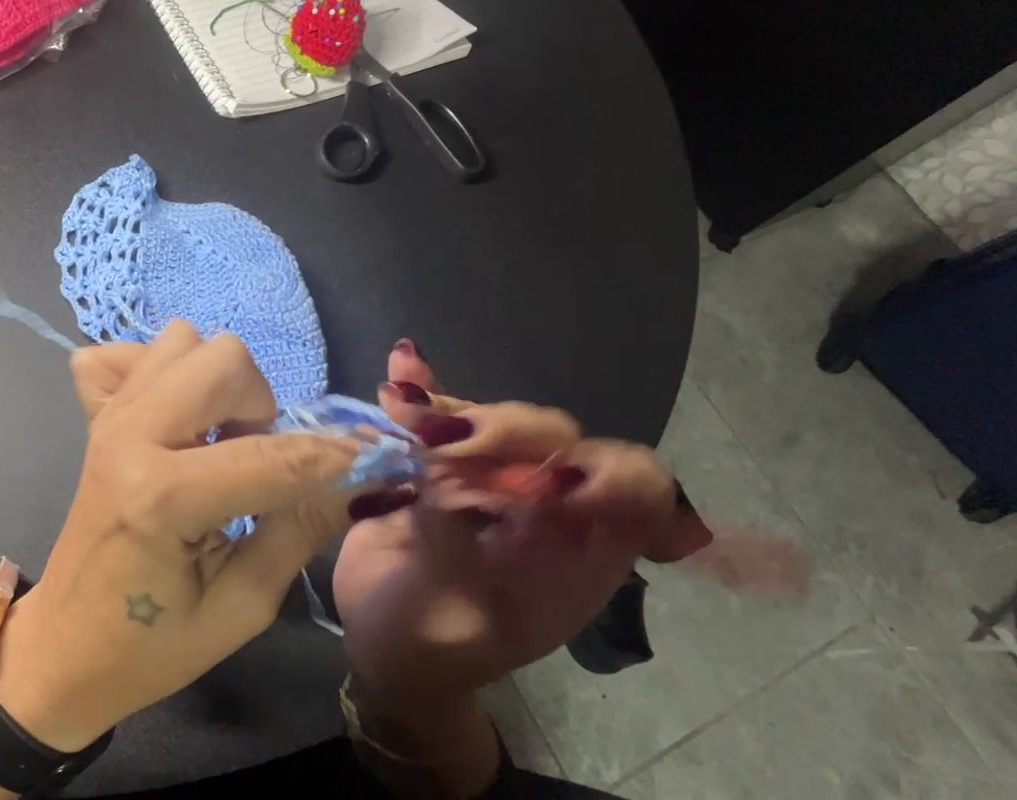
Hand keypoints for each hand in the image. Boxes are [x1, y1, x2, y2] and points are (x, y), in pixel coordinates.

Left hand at [0, 321, 389, 797]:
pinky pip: (126, 354)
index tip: (369, 460)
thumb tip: (363, 478)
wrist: (64, 648)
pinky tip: (172, 421)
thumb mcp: (241, 606)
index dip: (331, 457)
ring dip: (216, 383)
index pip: (269, 455)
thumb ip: (300, 531)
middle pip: (223, 358)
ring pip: (182, 341)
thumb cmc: (151, 646)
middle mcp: (130, 436)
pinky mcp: (94, 416)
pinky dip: (159, 372)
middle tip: (256, 461)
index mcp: (161, 497)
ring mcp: (107, 418)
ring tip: (215, 441)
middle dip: (260, 406)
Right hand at [333, 341, 715, 770]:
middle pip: (559, 438)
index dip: (613, 478)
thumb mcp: (447, 618)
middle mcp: (548, 508)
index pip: (638, 495)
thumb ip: (452, 548)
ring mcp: (494, 478)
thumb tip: (442, 475)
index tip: (553, 487)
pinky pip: (440, 416)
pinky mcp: (441, 462)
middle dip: (509, 431)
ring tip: (404, 410)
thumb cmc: (425, 651)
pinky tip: (404, 364)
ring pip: (497, 419)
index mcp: (579, 556)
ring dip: (454, 409)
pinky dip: (421, 388)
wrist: (379, 647)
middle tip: (443, 445)